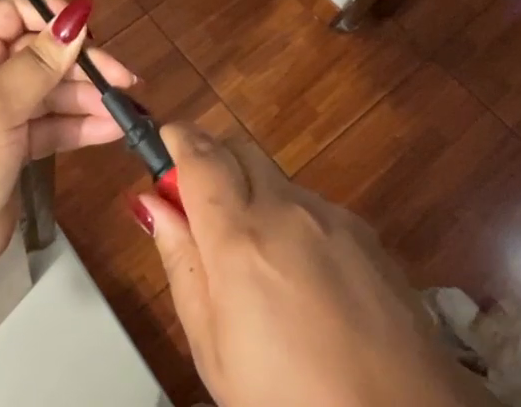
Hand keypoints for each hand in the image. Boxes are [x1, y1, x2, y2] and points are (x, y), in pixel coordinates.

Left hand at [0, 0, 135, 275]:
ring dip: (87, 97)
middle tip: (124, 77)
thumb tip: (77, 16)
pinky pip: (52, 124)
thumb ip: (41, 61)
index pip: (11, 14)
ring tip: (128, 107)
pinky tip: (112, 129)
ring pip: (50, 90)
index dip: (49, 15)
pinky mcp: (15, 145)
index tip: (91, 27)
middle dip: (80, 63)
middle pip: (38, 53)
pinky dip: (79, 125)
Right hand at [132, 125, 488, 406]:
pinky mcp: (368, 236)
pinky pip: (315, 208)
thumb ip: (181, 263)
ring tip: (257, 262)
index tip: (162, 144)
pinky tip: (305, 279)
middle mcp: (287, 211)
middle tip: (199, 209)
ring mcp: (333, 219)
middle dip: (212, 162)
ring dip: (254, 195)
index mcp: (239, 238)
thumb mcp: (212, 346)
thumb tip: (152, 203)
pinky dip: (294, 221)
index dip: (175, 140)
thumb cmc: (289, 397)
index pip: (199, 155)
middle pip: (239, 150)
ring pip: (278, 180)